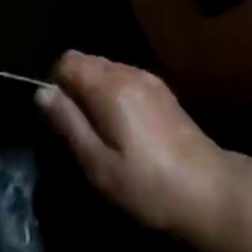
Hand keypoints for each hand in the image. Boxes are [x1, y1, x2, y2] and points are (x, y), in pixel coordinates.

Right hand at [35, 51, 230, 234]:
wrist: (209, 190)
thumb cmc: (147, 184)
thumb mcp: (98, 164)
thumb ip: (68, 123)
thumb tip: (42, 91)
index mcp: (110, 87)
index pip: (67, 60)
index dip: (56, 85)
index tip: (62, 120)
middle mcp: (128, 72)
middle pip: (87, 61)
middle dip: (74, 87)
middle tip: (80, 131)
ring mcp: (148, 79)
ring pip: (106, 68)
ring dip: (94, 91)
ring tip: (102, 133)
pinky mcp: (162, 90)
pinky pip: (124, 78)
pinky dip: (114, 94)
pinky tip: (125, 129)